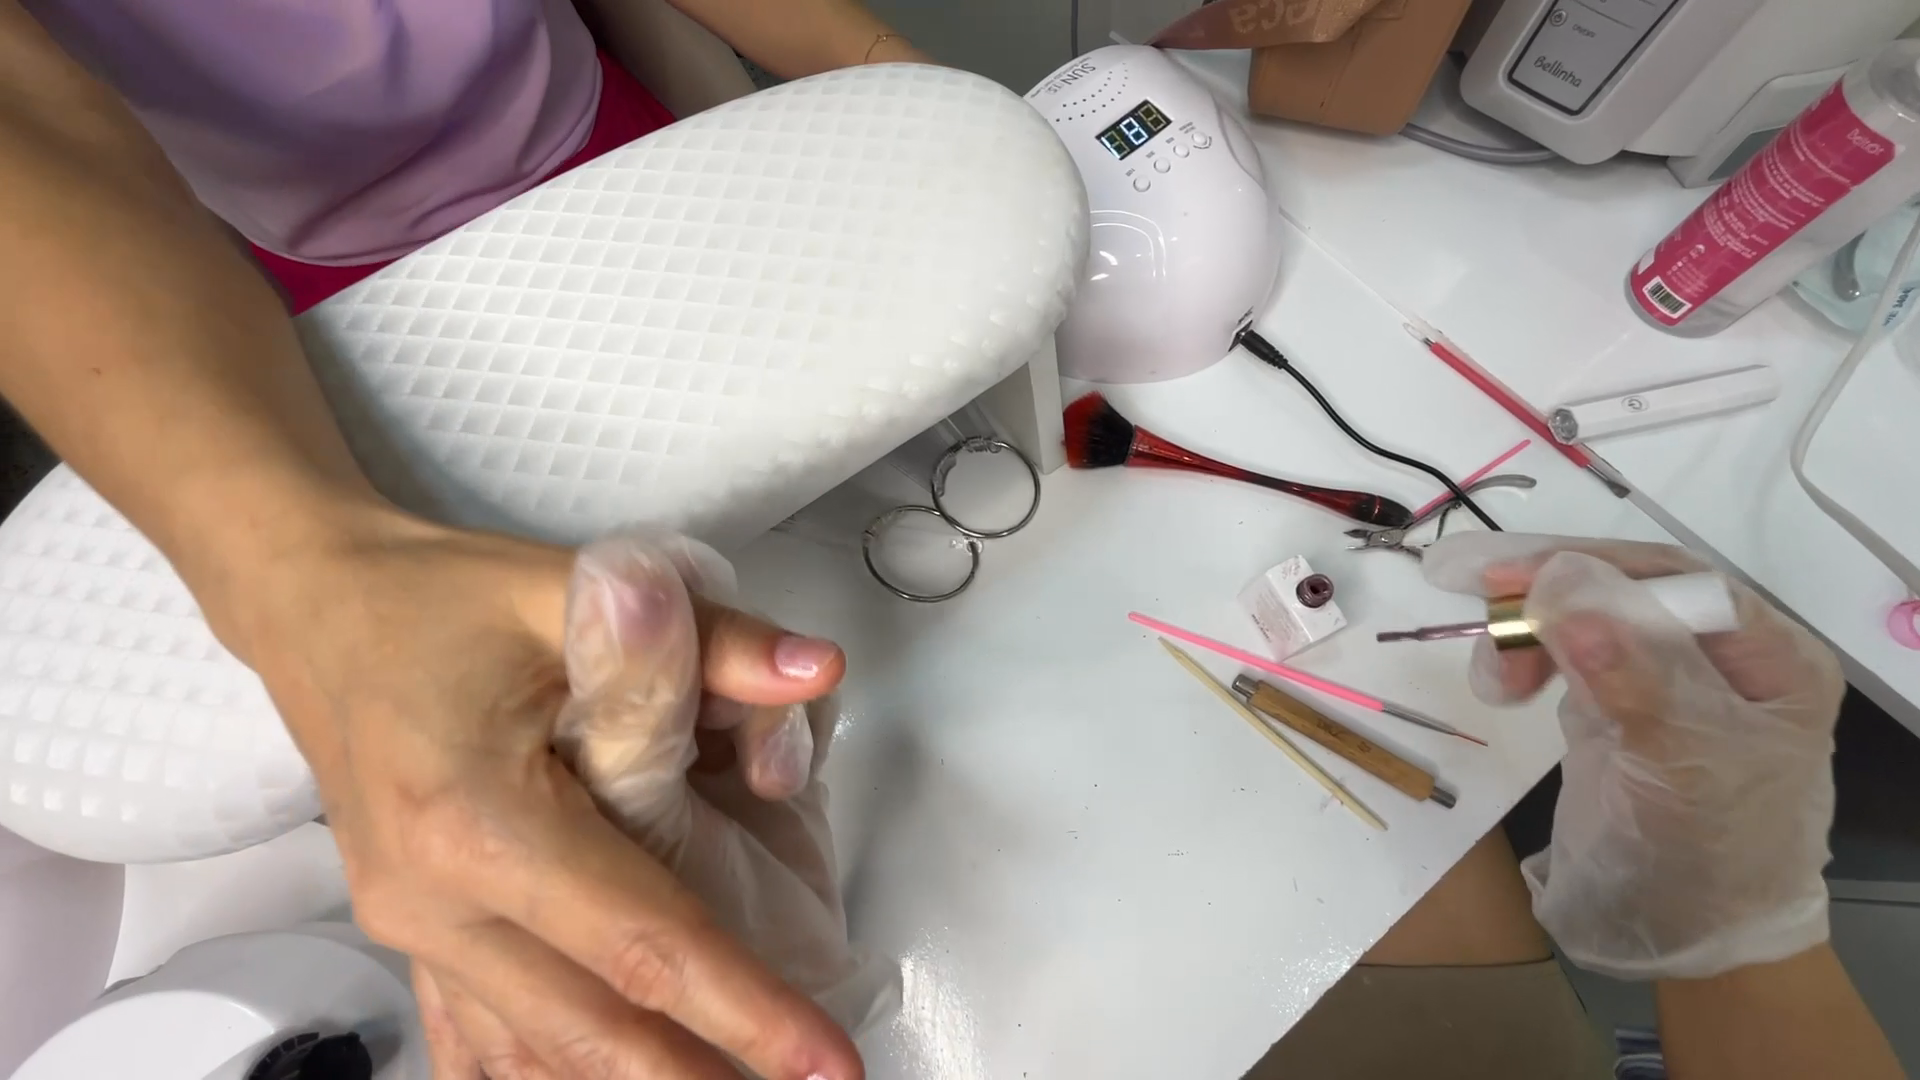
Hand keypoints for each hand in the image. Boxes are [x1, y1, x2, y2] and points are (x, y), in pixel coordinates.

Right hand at [229, 511, 863, 1078]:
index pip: (644, 941)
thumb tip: (822, 668)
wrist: (323, 606)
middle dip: (704, 1076)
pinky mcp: (411, 927)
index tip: (824, 1067)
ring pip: (530, 1053)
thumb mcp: (587, 594)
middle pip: (588, 1028)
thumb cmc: (458, 598)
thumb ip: (715, 640)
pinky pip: (478, 1037)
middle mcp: (435, 902)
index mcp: (482, 821)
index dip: (744, 1009)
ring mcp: (410, 930)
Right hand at [1423, 533, 1843, 980]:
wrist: (1671, 933)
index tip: (1496, 574)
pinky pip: (1552, 650)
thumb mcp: (1678, 758)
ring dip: (1518, 629)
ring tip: (1492, 682)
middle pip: (1612, 585)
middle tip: (1449, 575)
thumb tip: (1561, 581)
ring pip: (1572, 613)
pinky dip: (1515, 655)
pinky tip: (1503, 687)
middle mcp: (1709, 656)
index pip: (1667, 578)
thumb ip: (1630, 666)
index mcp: (1762, 659)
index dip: (1580, 563)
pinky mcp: (1602, 702)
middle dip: (1535, 585)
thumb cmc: (1698, 851)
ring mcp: (1651, 677)